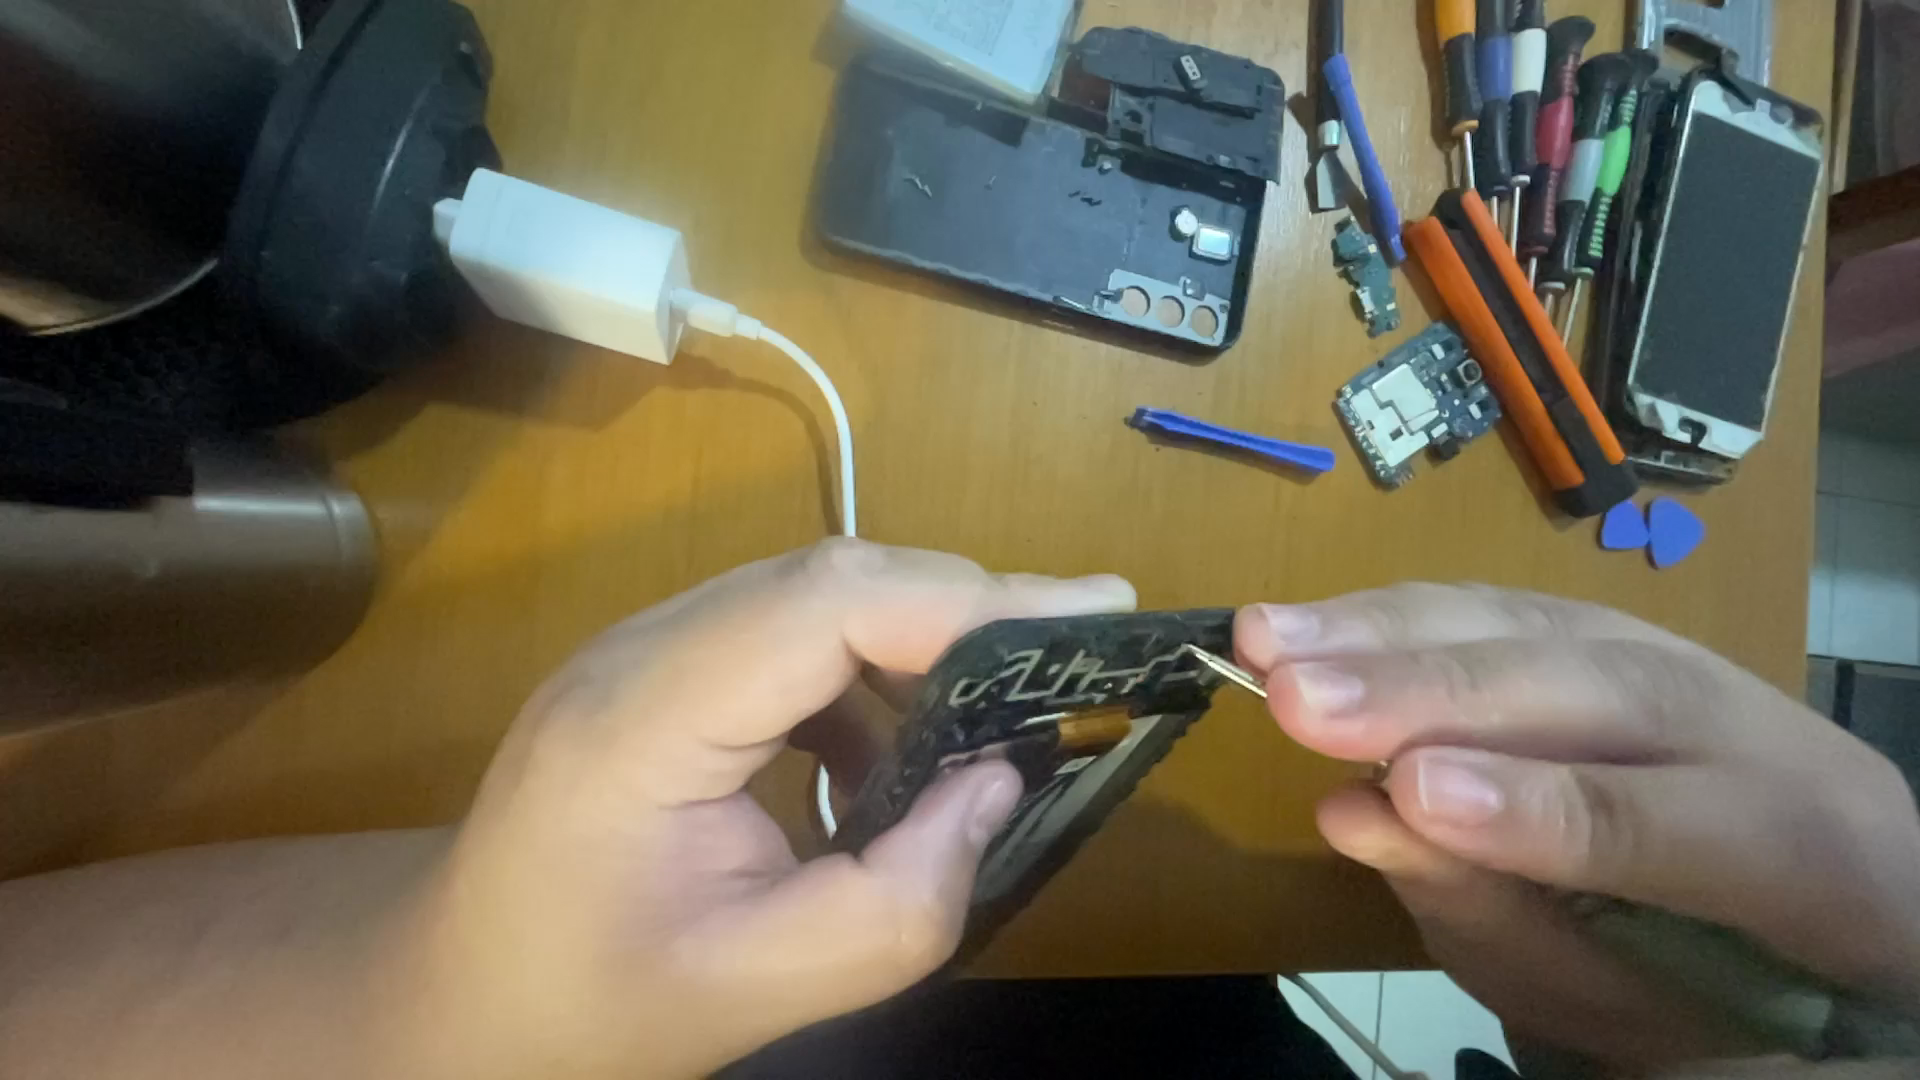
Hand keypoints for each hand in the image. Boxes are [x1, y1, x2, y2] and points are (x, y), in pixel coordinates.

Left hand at [403, 540, 1134, 1078]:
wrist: (447, 990)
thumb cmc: (574, 1009)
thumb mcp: (743, 993)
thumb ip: (892, 909)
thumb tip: (996, 786)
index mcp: (645, 716)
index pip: (825, 608)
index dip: (962, 602)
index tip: (1084, 617)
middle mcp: (654, 645)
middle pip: (837, 577)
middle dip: (973, 599)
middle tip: (1088, 631)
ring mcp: (666, 642)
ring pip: (831, 589)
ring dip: (935, 626)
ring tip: (1023, 681)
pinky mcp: (689, 661)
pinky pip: (809, 630)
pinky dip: (887, 664)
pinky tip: (914, 736)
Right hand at [1234, 586, 1919, 1066]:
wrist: (1740, 884)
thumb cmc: (1665, 969)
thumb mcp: (1588, 986)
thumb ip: (1484, 904)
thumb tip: (1350, 814)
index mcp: (1810, 850)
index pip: (1683, 823)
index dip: (1543, 808)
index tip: (1407, 790)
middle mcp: (1738, 720)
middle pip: (1589, 683)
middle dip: (1427, 690)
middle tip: (1296, 696)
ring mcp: (1647, 648)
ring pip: (1518, 619)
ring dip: (1374, 628)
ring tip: (1264, 639)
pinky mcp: (1561, 621)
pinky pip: (1469, 605)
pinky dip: (1373, 616)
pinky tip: (1299, 626)